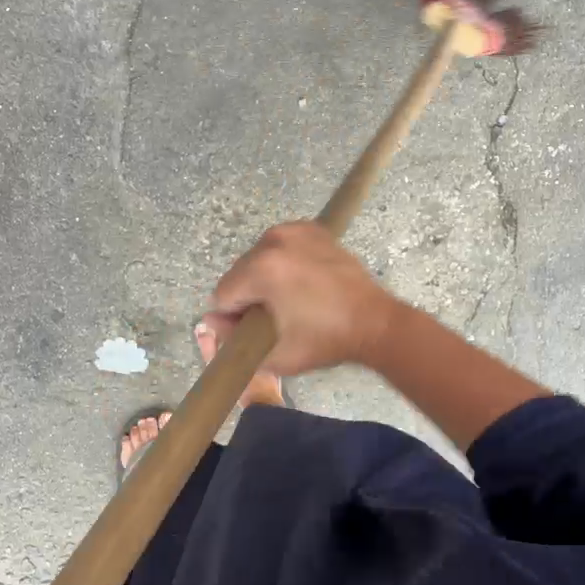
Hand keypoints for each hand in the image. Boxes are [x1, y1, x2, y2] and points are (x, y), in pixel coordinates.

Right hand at [204, 221, 410, 375]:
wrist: (374, 323)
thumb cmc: (325, 341)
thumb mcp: (275, 354)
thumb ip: (234, 341)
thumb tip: (211, 324)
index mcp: (262, 269)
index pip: (222, 295)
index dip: (232, 319)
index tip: (255, 331)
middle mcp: (274, 241)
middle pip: (238, 274)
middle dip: (248, 297)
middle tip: (275, 319)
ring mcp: (295, 230)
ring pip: (257, 260)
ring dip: (264, 280)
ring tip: (290, 303)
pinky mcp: (312, 230)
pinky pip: (280, 248)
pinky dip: (282, 265)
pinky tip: (300, 285)